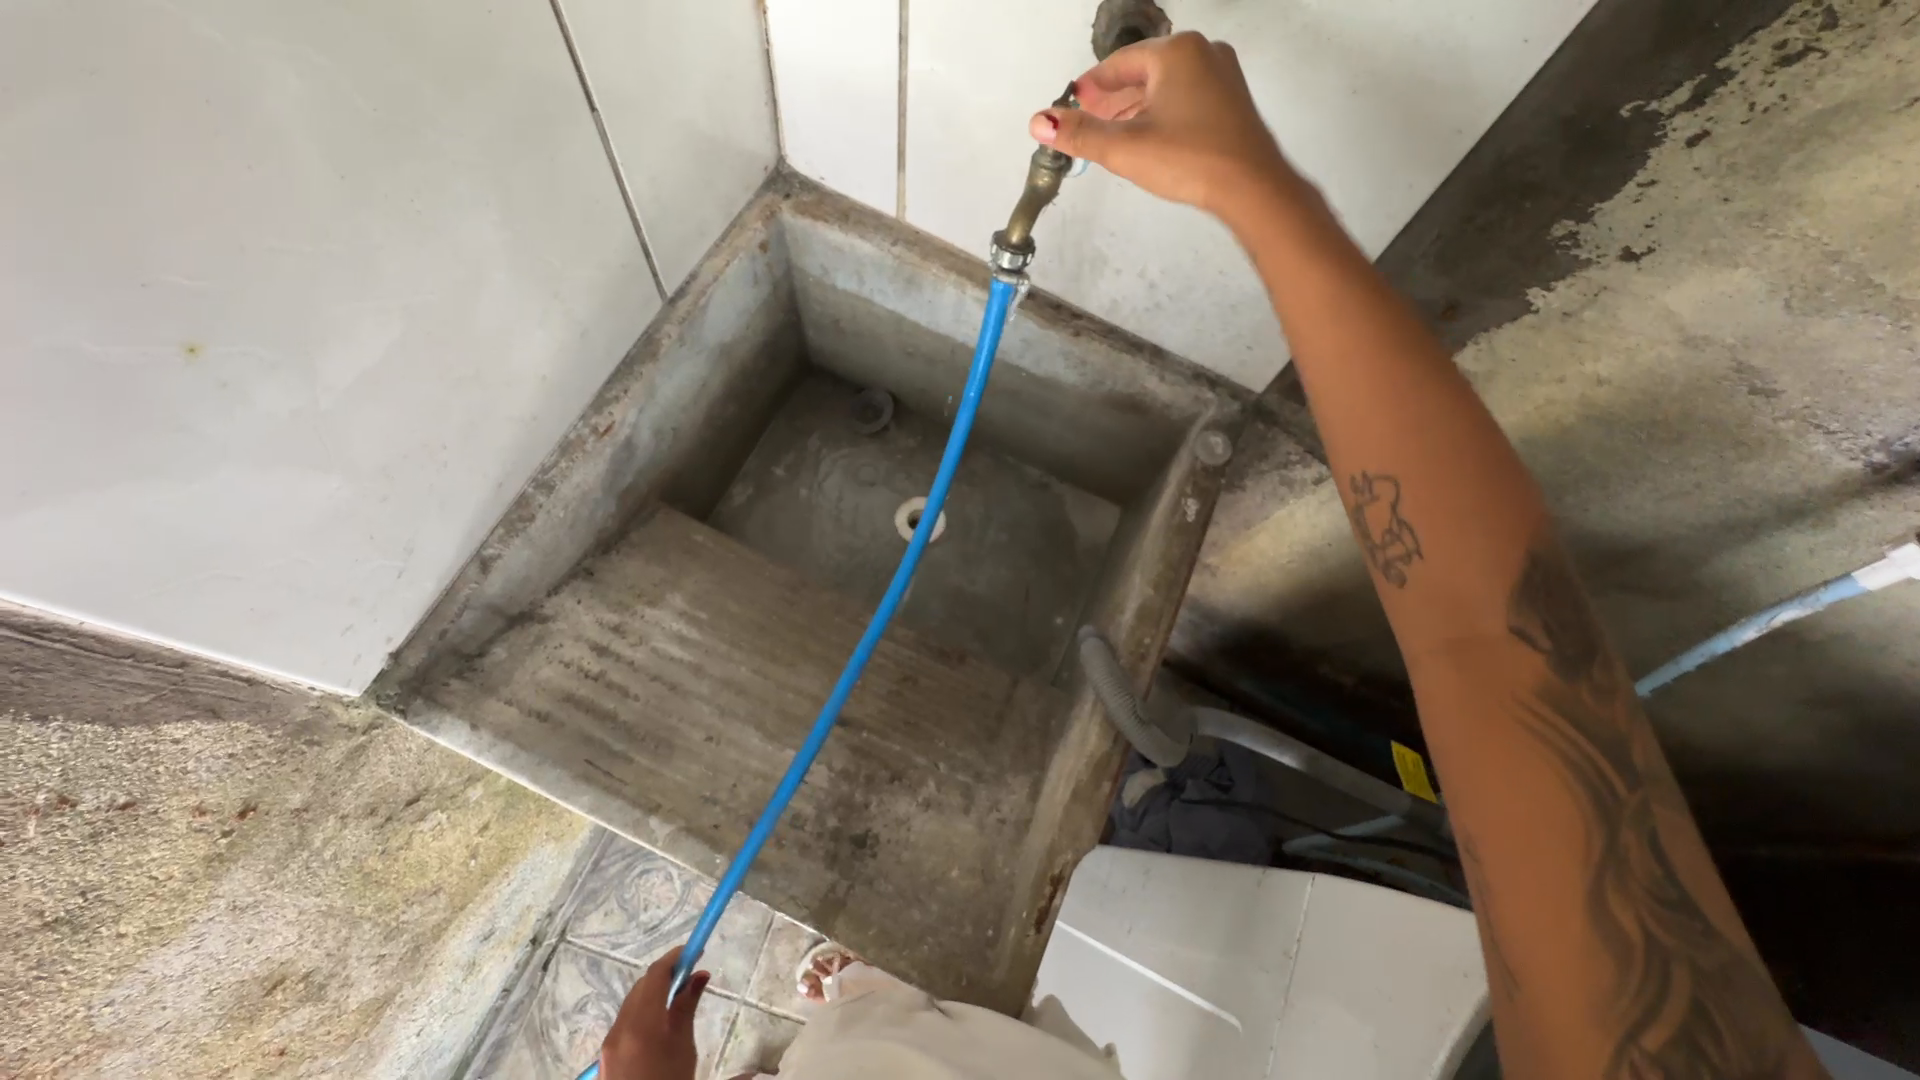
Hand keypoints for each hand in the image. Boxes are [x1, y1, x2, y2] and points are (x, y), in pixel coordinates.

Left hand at [597, 948, 710, 1079]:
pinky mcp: (606, 1057)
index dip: (675, 958)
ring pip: (632, 1003)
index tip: (695, 951)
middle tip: (691, 970)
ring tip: (679, 993)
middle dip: (665, 974)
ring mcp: (608, 1044)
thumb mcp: (684, 1048)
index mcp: (640, 1025)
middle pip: (641, 987)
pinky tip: (661, 1019)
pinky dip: (644, 1010)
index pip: (655, 976)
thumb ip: (687, 1008)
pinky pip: (626, 1020)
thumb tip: (699, 976)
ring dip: (654, 991)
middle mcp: (618, 1029)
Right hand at [1030, 32, 1301, 226]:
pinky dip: (1161, 114)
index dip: (1091, 86)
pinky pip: (1185, 99)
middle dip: (1113, 98)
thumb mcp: (1124, 148)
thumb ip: (1079, 134)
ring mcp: (1222, 75)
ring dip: (1136, 108)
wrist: (1251, 187)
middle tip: (1087, 120)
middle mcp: (1202, 52)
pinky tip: (1149, 139)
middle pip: (1143, 72)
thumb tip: (1038, 121)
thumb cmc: (1188, 160)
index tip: (1072, 104)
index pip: (1119, 63)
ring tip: (1113, 134)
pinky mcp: (1232, 102)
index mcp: (1175, 52)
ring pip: (1165, 87)